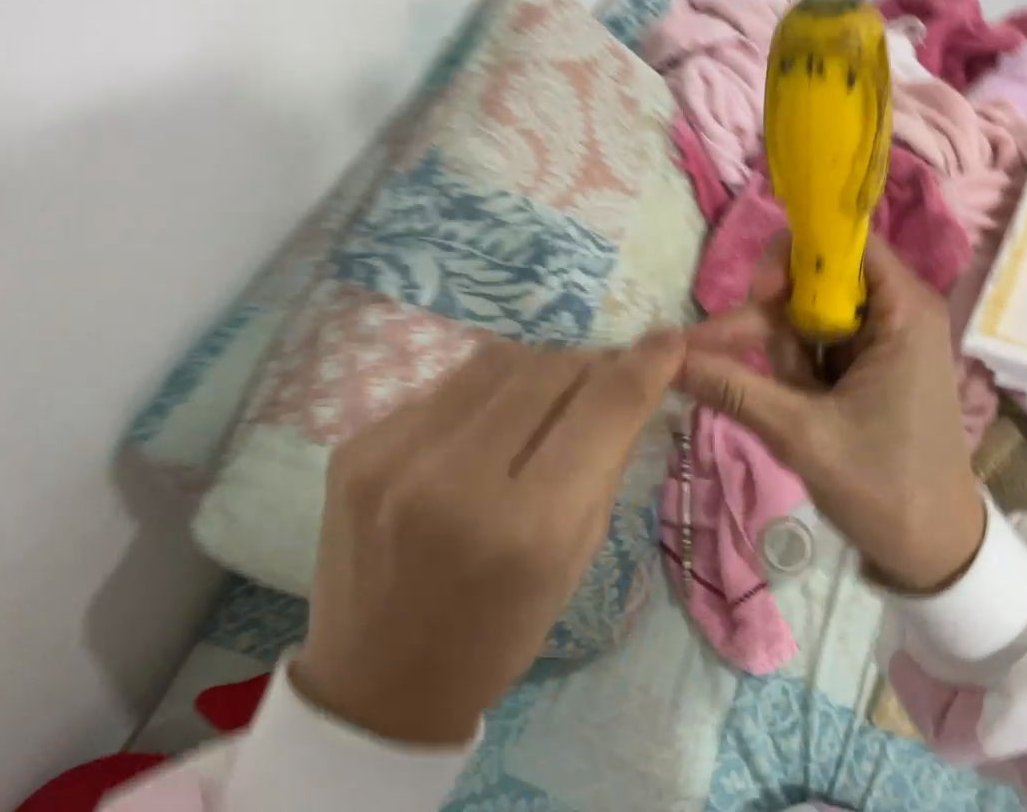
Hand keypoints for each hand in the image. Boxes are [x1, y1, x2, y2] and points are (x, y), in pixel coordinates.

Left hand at [293, 333, 682, 743]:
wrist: (376, 684)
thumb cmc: (497, 635)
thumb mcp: (574, 560)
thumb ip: (604, 465)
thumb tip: (629, 382)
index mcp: (526, 527)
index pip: (604, 408)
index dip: (646, 365)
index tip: (669, 342)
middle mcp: (454, 479)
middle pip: (549, 368)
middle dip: (591, 364)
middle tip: (606, 378)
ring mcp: (393, 456)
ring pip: (495, 361)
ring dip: (538, 369)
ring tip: (549, 398)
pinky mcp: (357, 445)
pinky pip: (445, 388)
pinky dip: (483, 396)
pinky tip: (483, 430)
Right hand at [676, 235, 983, 593]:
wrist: (935, 551)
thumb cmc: (882, 486)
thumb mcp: (801, 434)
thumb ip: (734, 388)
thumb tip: (669, 357)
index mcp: (903, 309)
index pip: (843, 243)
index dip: (794, 257)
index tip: (758, 297)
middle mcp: (897, 312)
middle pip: (817, 281)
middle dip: (772, 320)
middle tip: (727, 357)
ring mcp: (884, 341)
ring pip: (811, 318)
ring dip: (781, 355)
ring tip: (782, 408)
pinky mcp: (871, 368)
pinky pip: (820, 349)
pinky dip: (795, 371)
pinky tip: (787, 406)